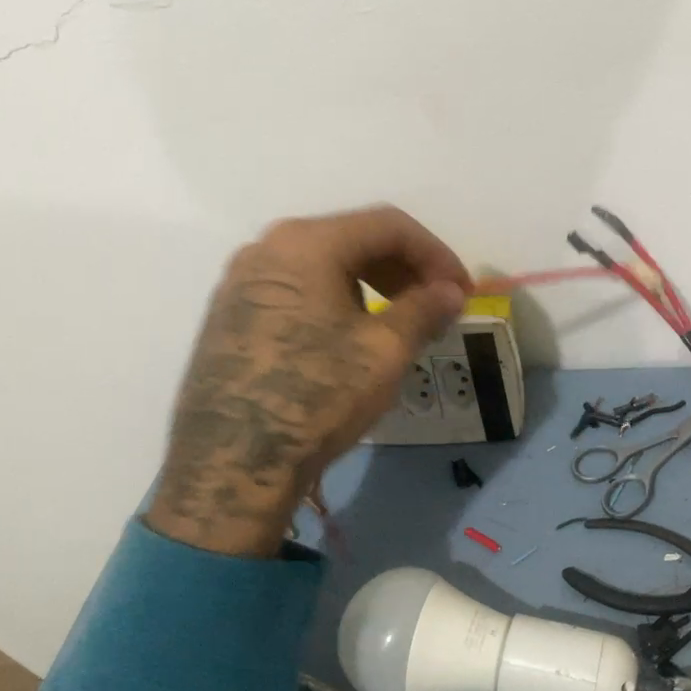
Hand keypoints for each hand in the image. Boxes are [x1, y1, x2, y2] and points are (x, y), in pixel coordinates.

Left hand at [146, 206, 469, 556]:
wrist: (231, 463)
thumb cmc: (317, 396)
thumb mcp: (385, 351)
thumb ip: (424, 309)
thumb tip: (450, 292)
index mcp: (306, 243)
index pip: (388, 226)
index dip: (436, 254)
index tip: (462, 291)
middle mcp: (267, 248)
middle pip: (352, 239)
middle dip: (404, 269)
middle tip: (436, 306)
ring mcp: (240, 282)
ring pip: (322, 265)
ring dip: (371, 285)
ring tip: (398, 323)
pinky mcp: (228, 315)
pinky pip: (296, 290)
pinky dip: (335, 301)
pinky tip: (350, 339)